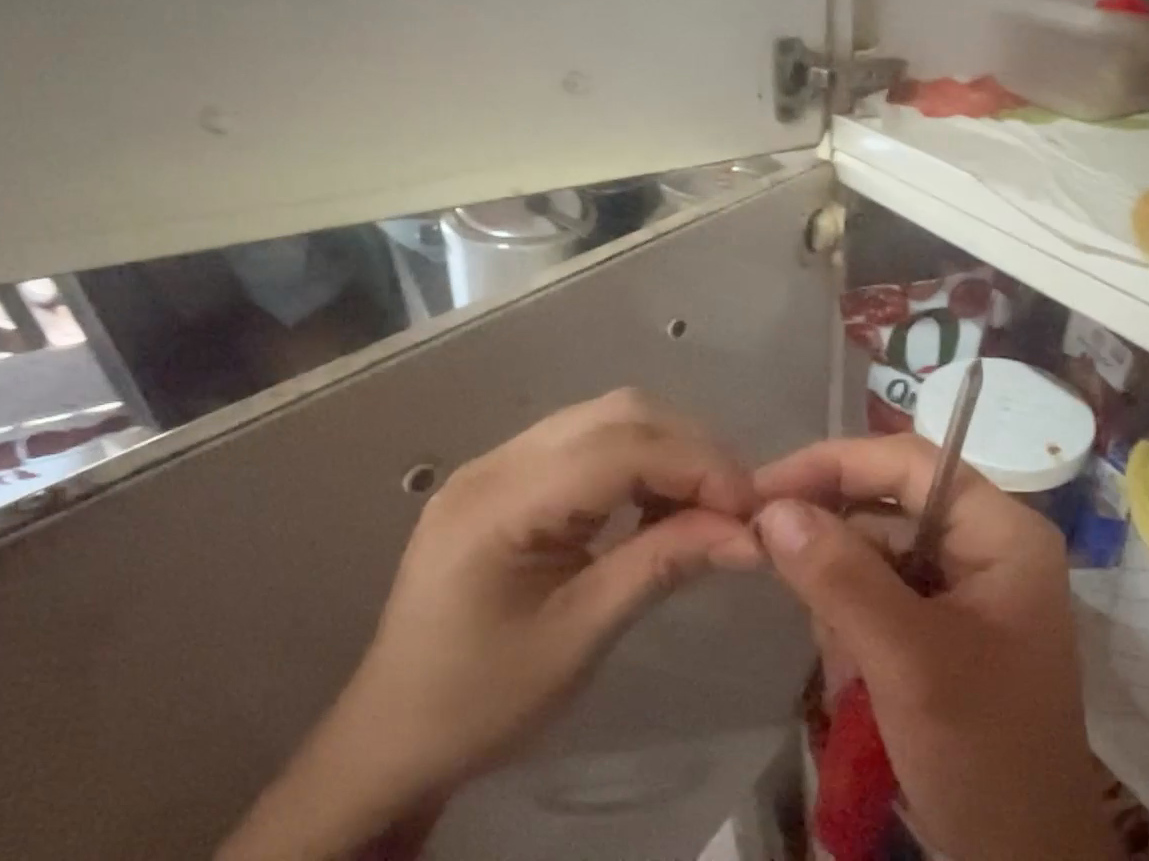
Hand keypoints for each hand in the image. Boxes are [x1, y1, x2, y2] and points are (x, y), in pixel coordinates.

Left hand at [218, 389, 763, 860]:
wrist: (394, 735)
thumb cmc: (482, 699)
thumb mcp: (582, 635)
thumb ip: (663, 565)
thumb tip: (751, 534)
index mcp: (499, 504)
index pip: (621, 448)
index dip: (700, 466)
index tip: (754, 509)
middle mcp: (495, 463)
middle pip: (619, 414)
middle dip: (693, 449)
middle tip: (739, 506)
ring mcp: (497, 465)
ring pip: (609, 418)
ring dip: (672, 450)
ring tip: (710, 505)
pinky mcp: (508, 478)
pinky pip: (591, 443)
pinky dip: (643, 462)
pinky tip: (661, 503)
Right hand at [755, 434, 1122, 860]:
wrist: (1023, 857)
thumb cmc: (981, 751)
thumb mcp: (906, 659)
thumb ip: (840, 577)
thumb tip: (771, 508)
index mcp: (1003, 532)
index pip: (910, 463)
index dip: (833, 464)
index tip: (760, 490)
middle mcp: (989, 545)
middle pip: (891, 505)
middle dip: (834, 541)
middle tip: (766, 562)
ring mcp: (970, 588)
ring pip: (879, 553)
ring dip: (843, 595)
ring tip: (847, 658)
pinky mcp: (948, 627)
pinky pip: (884, 597)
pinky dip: (855, 624)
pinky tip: (855, 672)